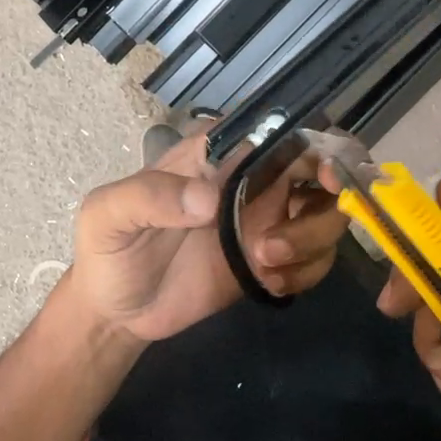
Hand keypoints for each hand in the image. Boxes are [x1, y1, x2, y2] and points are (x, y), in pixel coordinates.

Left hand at [67, 131, 350, 342]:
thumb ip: (150, 197)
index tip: (322, 173)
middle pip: (320, 165)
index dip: (313, 142)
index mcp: (213, 154)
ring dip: (312, 238)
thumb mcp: (109, 215)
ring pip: (327, 212)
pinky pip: (317, 257)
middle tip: (293, 229)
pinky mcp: (272, 261)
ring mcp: (265, 219)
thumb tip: (208, 199)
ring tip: (265, 263)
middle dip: (332, 193)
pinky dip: (306, 271)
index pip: (274, 128)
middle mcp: (248, 179)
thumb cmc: (108, 250)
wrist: (115, 312)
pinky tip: (268, 284)